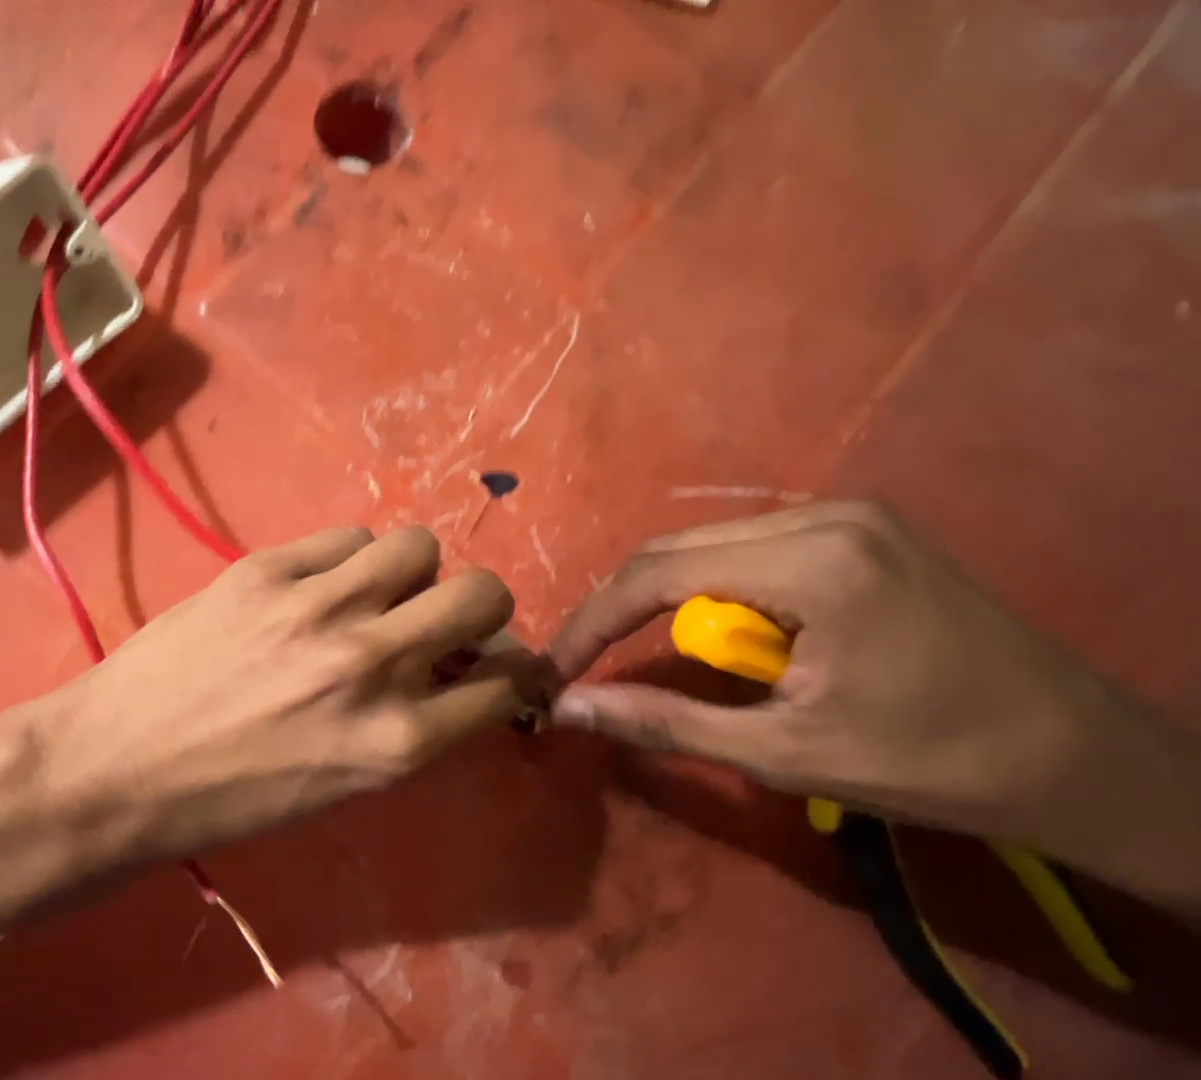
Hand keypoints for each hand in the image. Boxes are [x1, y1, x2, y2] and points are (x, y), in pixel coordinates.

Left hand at [37, 525, 554, 863]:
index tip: (493, 669)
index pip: (502, 685)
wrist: (119, 765)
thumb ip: (408, 727)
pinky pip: (344, 536)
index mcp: (396, 740)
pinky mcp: (264, 569)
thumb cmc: (229, 798)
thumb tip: (452, 674)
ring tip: (372, 594)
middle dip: (480, 609)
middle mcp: (372, 664)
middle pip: (483, 594)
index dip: (509, 675)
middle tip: (442, 620)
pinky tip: (316, 585)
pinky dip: (347, 559)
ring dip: (410, 573)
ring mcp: (316, 607)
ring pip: (416, 545)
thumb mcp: (340, 784)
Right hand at [546, 500, 1200, 910]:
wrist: (1079, 757)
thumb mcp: (785, 753)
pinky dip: (707, 587)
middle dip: (619, 607)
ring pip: (705, 543)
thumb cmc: (932, 763)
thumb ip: (665, 721)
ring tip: (636, 651)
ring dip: (660, 597)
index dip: (592, 621)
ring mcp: (847, 513)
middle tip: (584, 664)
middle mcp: (823, 514)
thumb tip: (566, 709)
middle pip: (674, 547)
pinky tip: (708, 628)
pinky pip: (746, 546)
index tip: (554, 670)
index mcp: (812, 562)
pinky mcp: (860, 527)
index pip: (656, 573)